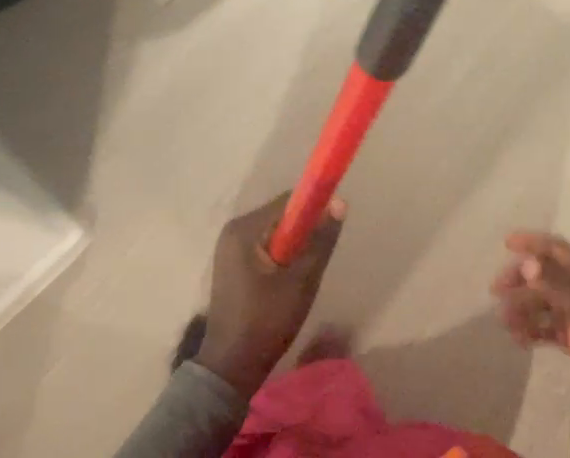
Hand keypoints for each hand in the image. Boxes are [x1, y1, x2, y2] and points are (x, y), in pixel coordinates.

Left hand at [195, 193, 345, 396]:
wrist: (230, 368)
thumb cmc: (266, 322)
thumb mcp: (302, 281)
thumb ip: (321, 239)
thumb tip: (339, 201)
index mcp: (244, 229)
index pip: (289, 201)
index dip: (315, 208)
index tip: (330, 229)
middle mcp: (233, 231)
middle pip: (282, 215)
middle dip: (304, 231)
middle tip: (316, 259)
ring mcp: (230, 248)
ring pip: (275, 232)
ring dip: (294, 246)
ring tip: (302, 275)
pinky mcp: (232, 264)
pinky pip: (265, 246)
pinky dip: (282, 256)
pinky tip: (287, 281)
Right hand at [491, 233, 569, 446]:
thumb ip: (558, 286)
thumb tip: (527, 262)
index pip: (558, 250)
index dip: (533, 243)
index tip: (506, 242)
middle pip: (548, 276)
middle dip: (521, 279)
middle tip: (496, 290)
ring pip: (546, 304)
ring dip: (524, 308)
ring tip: (504, 321)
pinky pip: (549, 329)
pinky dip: (533, 330)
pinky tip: (520, 340)